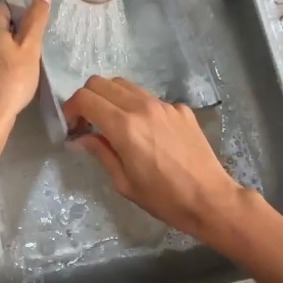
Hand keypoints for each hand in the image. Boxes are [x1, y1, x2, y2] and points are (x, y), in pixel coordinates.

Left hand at [0, 0, 50, 136]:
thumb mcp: (30, 48)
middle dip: (15, 33)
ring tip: (21, 66)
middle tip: (30, 53)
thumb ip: (37, 17)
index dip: (23, 17)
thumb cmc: (12, 81)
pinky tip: (7, 76)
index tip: (33, 36)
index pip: (7, 5)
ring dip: (5, 47)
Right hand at [62, 76, 246, 238]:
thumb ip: (101, 153)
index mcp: (125, 126)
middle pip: (101, 82)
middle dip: (88, 98)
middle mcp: (142, 107)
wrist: (210, 199)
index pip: (86, 98)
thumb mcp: (124, 183)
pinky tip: (147, 134)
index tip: (72, 126)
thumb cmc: (164, 198)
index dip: (71, 108)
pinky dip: (138, 108)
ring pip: (126, 86)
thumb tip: (81, 137)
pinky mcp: (180, 108)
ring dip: (111, 99)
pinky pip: (150, 99)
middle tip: (88, 122)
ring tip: (114, 125)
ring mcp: (164, 104)